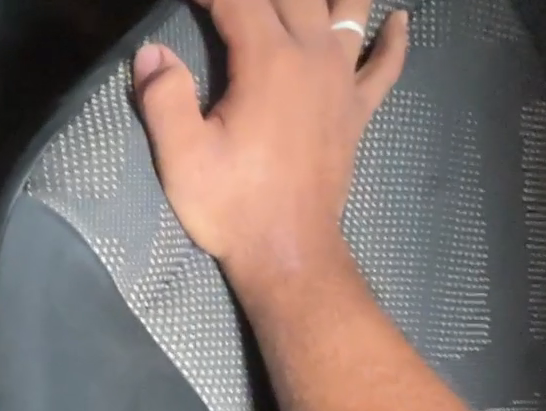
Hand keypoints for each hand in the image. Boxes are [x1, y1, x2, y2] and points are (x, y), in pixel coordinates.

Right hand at [133, 0, 407, 282]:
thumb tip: (149, 53)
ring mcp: (342, 80)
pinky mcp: (357, 110)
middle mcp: (314, 55)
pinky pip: (385, 62)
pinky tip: (396, 20)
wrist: (286, 250)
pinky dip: (393, 37)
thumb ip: (164, 100)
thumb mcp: (181, 159)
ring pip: (347, 8)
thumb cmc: (230, 206)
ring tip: (300, 1)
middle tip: (227, 3)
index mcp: (268, 61)